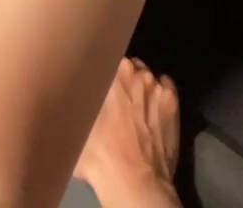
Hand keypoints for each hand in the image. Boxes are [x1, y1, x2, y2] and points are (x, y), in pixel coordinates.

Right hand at [72, 59, 181, 207]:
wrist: (134, 183)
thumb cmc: (98, 155)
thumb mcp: (75, 126)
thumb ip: (76, 104)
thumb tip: (69, 95)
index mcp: (108, 71)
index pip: (104, 59)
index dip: (100, 72)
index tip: (97, 84)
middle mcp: (134, 71)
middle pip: (125, 67)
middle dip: (119, 79)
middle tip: (112, 100)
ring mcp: (156, 86)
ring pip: (145, 76)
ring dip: (138, 87)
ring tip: (133, 108)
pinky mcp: (173, 102)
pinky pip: (165, 86)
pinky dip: (158, 93)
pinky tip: (151, 109)